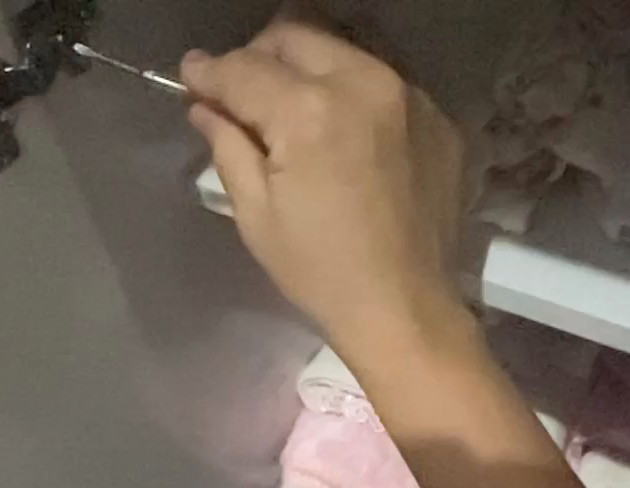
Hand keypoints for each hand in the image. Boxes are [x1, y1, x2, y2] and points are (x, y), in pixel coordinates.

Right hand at [181, 21, 467, 355]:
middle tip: (243, 96)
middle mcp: (364, 83)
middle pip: (295, 36)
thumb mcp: (258, 217)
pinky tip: (346, 140)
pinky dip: (354, 98)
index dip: (208, 73)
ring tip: (294, 113)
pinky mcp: (439, 120)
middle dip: (258, 58)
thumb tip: (206, 107)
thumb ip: (229, 148)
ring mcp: (410, 97)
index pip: (243, 69)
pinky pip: (384, 84)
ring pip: (343, 51)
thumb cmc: (321, 275)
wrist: (404, 309)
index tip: (191, 78)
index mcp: (309, 112)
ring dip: (308, 70)